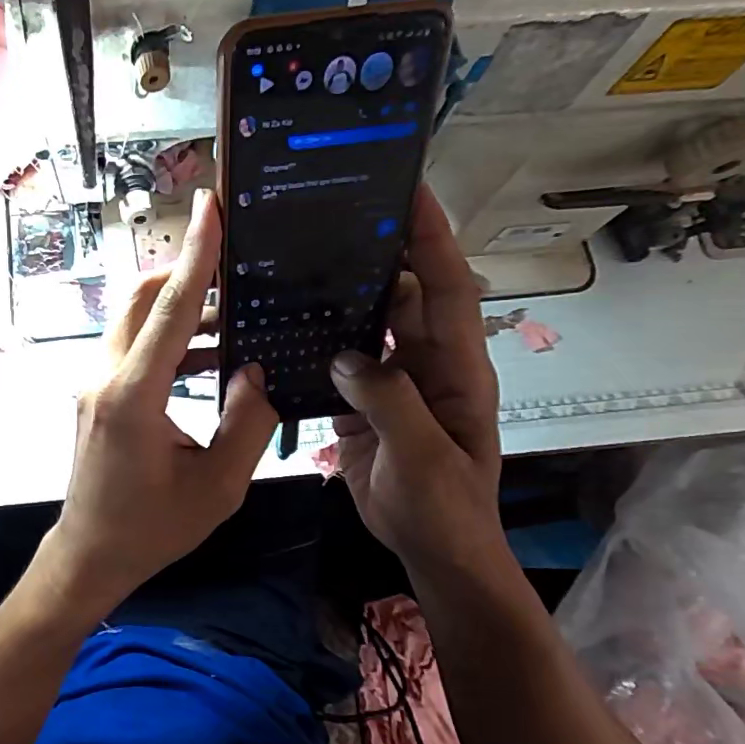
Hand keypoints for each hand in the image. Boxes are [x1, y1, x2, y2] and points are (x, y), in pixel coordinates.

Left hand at [39, 189, 278, 613]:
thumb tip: (256, 372)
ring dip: (180, 309)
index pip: (167, 311)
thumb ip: (245, 423)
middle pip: (139, 297)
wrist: (90, 555)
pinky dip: (170, 338)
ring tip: (232, 322)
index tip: (210, 208)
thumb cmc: (152, 529)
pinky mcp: (98, 394)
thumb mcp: (219, 487)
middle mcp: (105, 379)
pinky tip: (210, 360)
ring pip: (134, 318)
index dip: (195, 257)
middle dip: (185, 273)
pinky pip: (134, 346)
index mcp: (132, 399)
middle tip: (233, 270)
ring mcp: (95, 384)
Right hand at [329, 185, 505, 570]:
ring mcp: (394, 383)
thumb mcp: (426, 458)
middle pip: (402, 296)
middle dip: (376, 257)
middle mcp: (427, 363)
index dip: (432, 238)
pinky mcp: (364, 405)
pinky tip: (286, 332)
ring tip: (301, 267)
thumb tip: (347, 358)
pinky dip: (317, 348)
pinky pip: (339, 365)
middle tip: (332, 221)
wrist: (433, 553)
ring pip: (367, 327)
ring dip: (340, 302)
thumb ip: (389, 401)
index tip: (410, 191)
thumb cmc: (446, 510)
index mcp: (458, 368)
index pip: (448, 288)